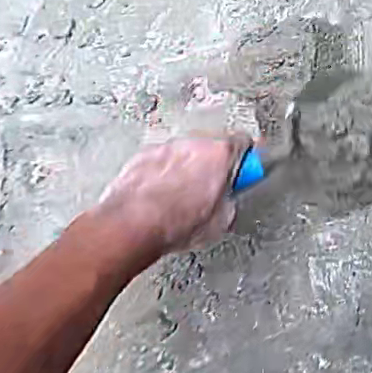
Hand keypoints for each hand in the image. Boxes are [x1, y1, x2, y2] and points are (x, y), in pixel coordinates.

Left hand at [89, 133, 250, 260]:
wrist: (125, 230)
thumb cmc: (172, 224)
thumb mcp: (221, 221)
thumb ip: (231, 200)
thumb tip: (227, 202)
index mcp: (223, 152)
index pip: (245, 143)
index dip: (245, 160)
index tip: (241, 173)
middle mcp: (196, 142)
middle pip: (213, 145)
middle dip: (213, 163)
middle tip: (208, 188)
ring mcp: (166, 148)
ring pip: (185, 153)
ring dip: (185, 167)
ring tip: (177, 195)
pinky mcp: (139, 157)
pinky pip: (158, 161)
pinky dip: (159, 173)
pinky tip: (155, 196)